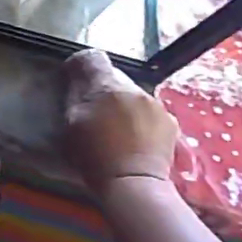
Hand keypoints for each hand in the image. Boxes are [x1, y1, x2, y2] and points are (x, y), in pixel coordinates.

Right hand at [62, 49, 177, 191]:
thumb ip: (75, 97)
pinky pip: (148, 111)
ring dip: (121, 104)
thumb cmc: (93, 156)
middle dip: (101, 89)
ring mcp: (156, 105)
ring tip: (113, 128)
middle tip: (91, 112)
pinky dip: (138, 118)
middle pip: (114, 77)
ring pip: (132, 94)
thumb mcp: (71, 124)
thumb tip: (77, 78)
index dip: (80, 65)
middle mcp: (135, 89)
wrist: (134, 183)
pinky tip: (132, 138)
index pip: (92, 58)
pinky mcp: (170, 122)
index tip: (72, 78)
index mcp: (106, 87)